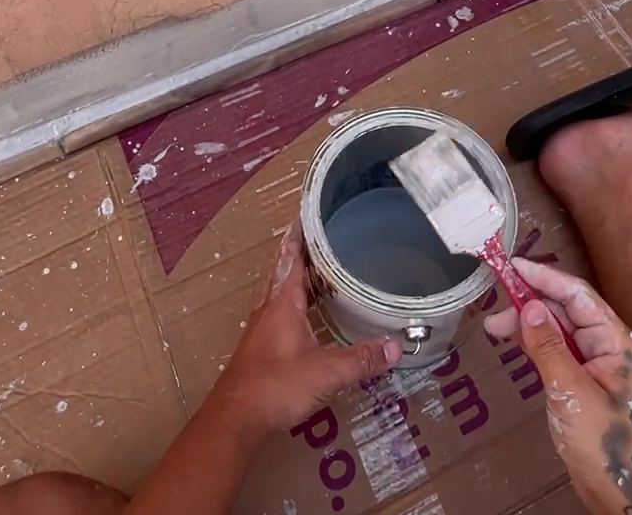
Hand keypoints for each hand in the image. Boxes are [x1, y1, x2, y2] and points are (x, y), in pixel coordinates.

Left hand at [210, 223, 402, 434]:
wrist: (235, 418)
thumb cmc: (276, 386)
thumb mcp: (325, 372)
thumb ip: (361, 359)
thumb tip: (396, 347)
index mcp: (283, 302)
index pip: (292, 257)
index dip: (300, 234)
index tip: (307, 212)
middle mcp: (270, 308)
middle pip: (285, 270)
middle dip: (301, 251)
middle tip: (320, 235)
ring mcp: (262, 327)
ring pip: (281, 291)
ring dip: (297, 276)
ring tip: (318, 267)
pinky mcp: (261, 347)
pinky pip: (279, 311)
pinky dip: (294, 301)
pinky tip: (306, 313)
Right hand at [484, 259, 631, 514]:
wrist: (620, 495)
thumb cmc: (607, 446)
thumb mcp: (571, 392)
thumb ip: (548, 346)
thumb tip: (529, 308)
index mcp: (614, 341)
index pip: (576, 294)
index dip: (544, 277)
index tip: (514, 266)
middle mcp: (605, 345)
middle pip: (563, 308)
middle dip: (529, 301)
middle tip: (496, 301)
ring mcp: (593, 362)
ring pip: (554, 326)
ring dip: (526, 322)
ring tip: (496, 326)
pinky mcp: (579, 378)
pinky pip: (553, 347)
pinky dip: (531, 341)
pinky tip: (513, 340)